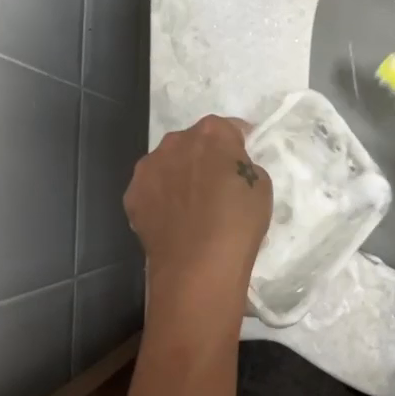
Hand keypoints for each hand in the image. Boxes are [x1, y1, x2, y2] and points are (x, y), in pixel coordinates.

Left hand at [124, 116, 272, 318]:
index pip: (228, 128)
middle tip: (216, 186)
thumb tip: (229, 170)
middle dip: (204, 157)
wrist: (197, 267)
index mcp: (212, 132)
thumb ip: (244, 167)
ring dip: (179, 175)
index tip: (241, 163)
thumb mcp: (261, 186)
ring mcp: (149, 167)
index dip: (236, 144)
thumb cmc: (239, 223)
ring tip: (191, 205)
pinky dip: (161, 198)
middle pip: (194, 142)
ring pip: (168, 163)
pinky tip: (173, 220)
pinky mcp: (132, 194)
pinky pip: (152, 189)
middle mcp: (176, 141)